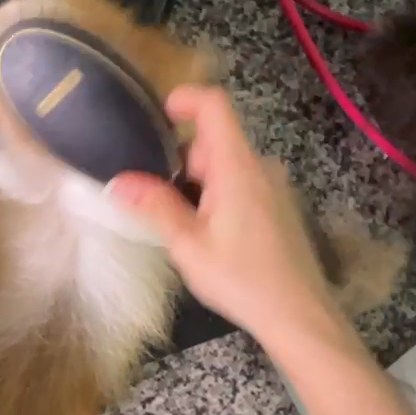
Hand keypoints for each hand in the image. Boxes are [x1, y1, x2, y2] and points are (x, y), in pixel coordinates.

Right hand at [109, 86, 337, 340]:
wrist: (299, 315)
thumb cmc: (241, 278)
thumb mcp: (187, 244)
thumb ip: (154, 206)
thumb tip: (117, 181)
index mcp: (236, 167)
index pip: (213, 106)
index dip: (183, 99)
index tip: (155, 114)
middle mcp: (258, 168)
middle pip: (210, 142)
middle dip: (176, 162)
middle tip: (152, 197)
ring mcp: (271, 187)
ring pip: (222, 166)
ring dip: (193, 184)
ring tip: (174, 223)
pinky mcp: (276, 206)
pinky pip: (237, 184)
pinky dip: (212, 196)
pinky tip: (204, 234)